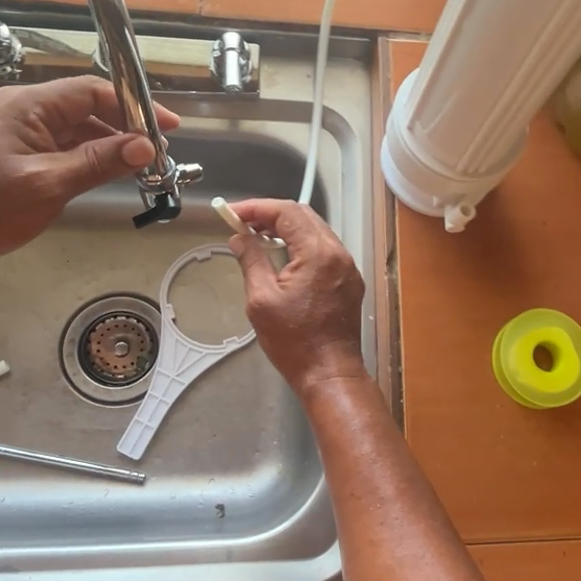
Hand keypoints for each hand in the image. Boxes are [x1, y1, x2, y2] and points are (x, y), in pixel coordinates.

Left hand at [0, 76, 178, 272]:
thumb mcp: (49, 185)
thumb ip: (99, 162)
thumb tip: (145, 147)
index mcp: (26, 105)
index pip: (91, 91)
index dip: (134, 107)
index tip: (167, 127)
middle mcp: (20, 107)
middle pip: (84, 106)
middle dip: (124, 126)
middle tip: (157, 152)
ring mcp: (14, 129)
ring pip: (74, 127)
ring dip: (106, 143)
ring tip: (139, 165)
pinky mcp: (12, 150)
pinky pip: (59, 143)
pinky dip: (86, 155)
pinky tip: (105, 171)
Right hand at [227, 200, 367, 391]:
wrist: (330, 372)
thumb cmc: (294, 341)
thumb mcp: (262, 300)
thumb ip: (251, 261)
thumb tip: (239, 238)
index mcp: (318, 253)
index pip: (287, 212)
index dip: (256, 208)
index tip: (231, 213)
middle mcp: (338, 253)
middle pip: (304, 216)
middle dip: (271, 214)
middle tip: (242, 222)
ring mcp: (347, 267)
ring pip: (316, 231)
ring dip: (287, 228)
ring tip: (257, 235)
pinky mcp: (349, 281)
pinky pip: (324, 249)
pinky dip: (301, 244)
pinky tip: (282, 253)